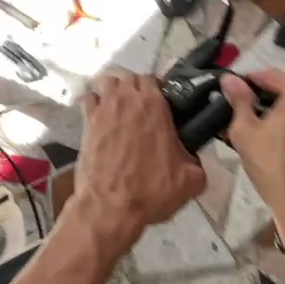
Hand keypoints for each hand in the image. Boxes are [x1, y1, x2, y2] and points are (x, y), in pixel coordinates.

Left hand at [71, 71, 206, 254]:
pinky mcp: (87, 120)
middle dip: (136, 89)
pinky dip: (95, 102)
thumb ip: (197, 161)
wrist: (111, 205)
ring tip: (121, 109)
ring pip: (108, 82)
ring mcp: (104, 107)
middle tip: (142, 109)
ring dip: (115, 91)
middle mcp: (127, 99)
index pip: (153, 78)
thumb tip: (194, 157)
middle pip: (130, 77)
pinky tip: (101, 117)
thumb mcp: (191, 181)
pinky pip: (89, 98)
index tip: (161, 104)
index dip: (157, 89)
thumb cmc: (151, 191)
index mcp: (154, 106)